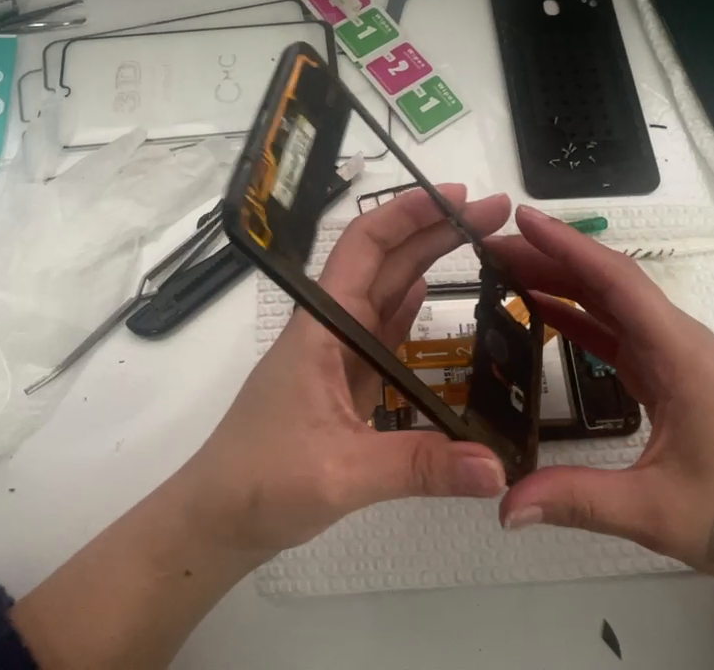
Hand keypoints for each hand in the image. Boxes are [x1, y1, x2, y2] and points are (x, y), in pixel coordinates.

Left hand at [176, 184, 513, 556]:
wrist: (217, 517)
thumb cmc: (260, 481)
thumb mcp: (341, 473)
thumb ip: (419, 467)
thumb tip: (496, 467)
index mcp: (322, 327)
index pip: (365, 247)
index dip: (409, 212)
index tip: (457, 196)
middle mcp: (330, 330)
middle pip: (385, 262)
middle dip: (436, 231)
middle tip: (494, 215)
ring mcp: (337, 356)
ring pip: (386, 292)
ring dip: (428, 262)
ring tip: (479, 245)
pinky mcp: (343, 384)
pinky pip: (383, 333)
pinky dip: (410, 308)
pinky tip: (432, 297)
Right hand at [489, 206, 713, 586]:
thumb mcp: (654, 511)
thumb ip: (576, 500)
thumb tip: (504, 505)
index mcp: (681, 354)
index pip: (617, 282)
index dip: (569, 246)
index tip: (523, 219)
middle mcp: (677, 341)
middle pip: (608, 282)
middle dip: (551, 257)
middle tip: (493, 247)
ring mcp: (674, 356)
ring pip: (611, 302)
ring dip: (561, 281)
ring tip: (507, 270)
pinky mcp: (668, 374)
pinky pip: (616, 331)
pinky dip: (577, 315)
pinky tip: (542, 311)